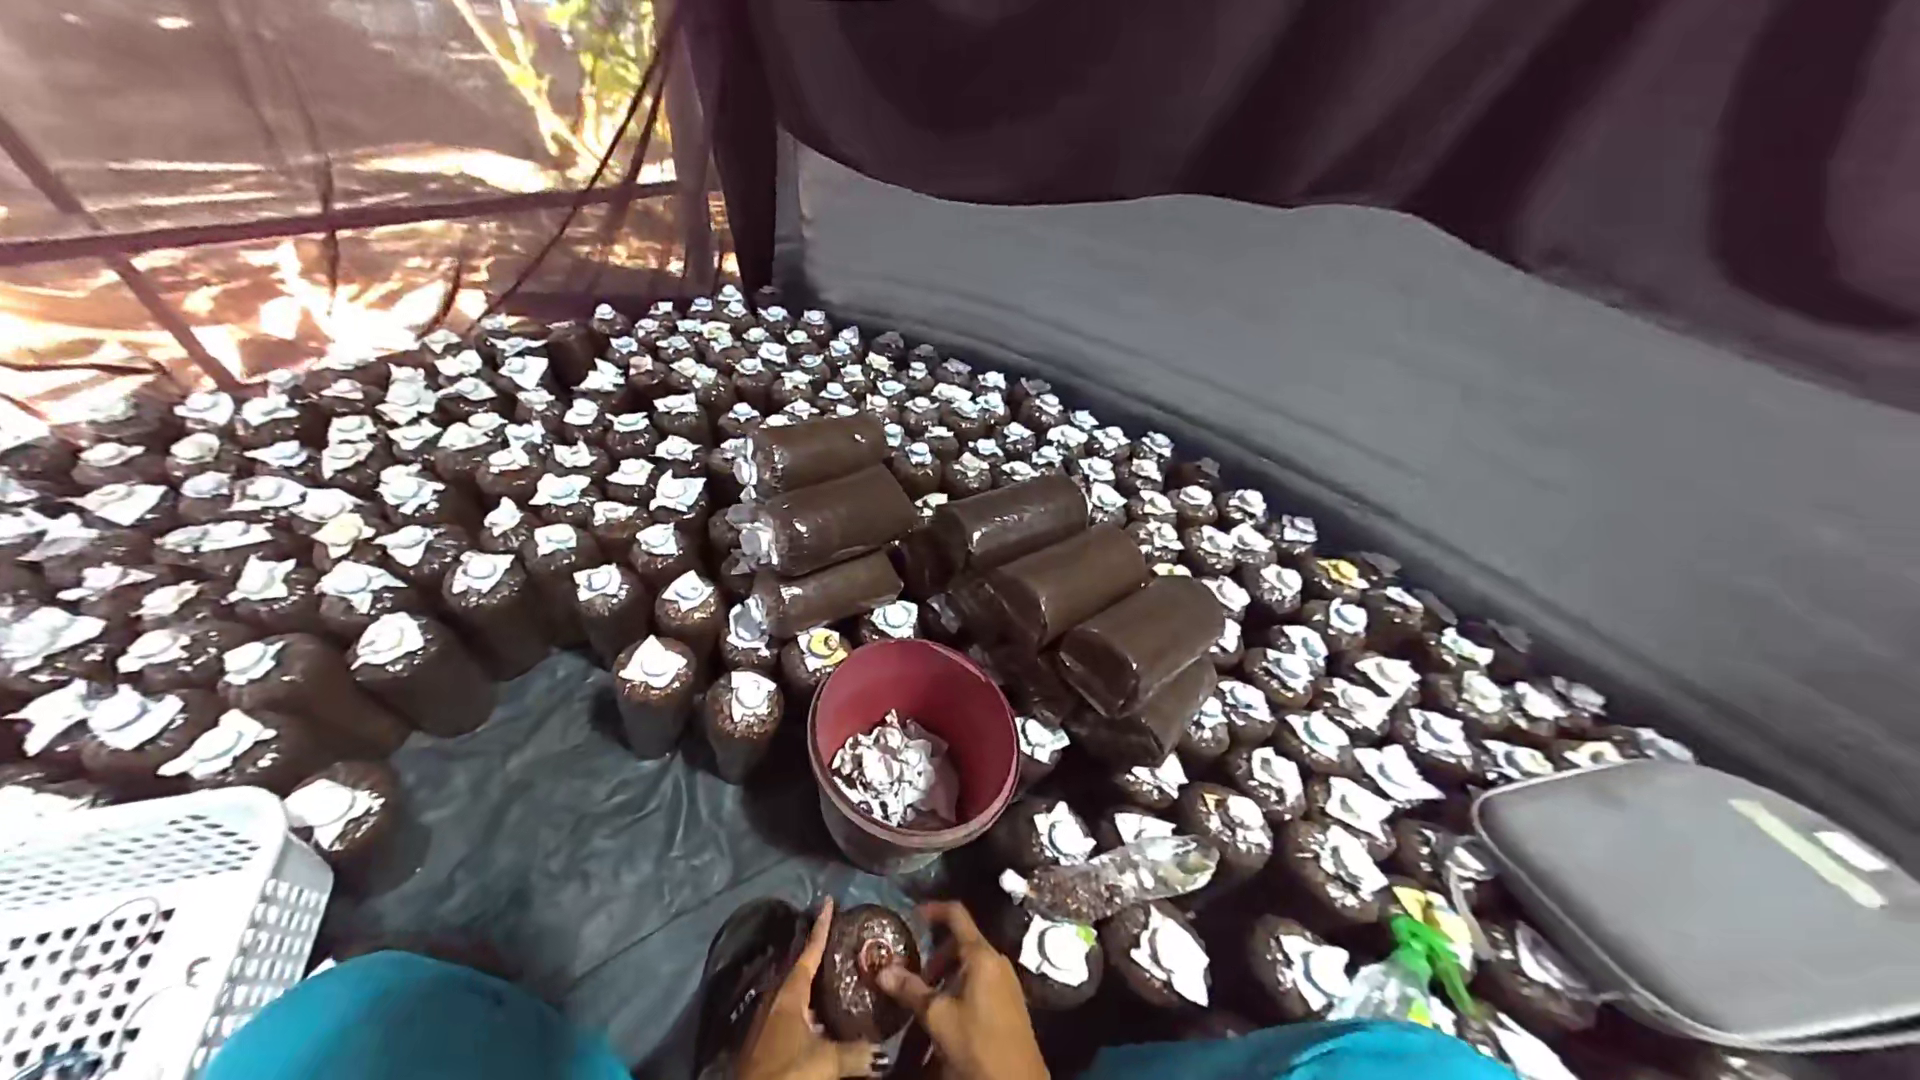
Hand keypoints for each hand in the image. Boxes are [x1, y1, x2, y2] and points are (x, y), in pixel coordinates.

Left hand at [737, 898, 885, 1079]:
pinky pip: (790, 1012)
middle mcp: (776, 1001)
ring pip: (794, 992)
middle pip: (799, 968)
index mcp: (789, 995)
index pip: (809, 952)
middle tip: (837, 936)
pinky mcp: (765, 1043)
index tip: (829, 902)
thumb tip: (884, 1052)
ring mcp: (767, 1022)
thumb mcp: (825, 1062)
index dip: (821, 927)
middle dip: (816, 952)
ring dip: (811, 981)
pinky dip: (807, 1005)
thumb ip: (856, 1053)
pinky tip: (821, 1014)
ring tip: (833, 972)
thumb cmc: (785, 1073)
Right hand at [875, 902, 1048, 1079]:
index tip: (911, 916)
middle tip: (914, 975)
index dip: (933, 909)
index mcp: (981, 954)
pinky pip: (980, 978)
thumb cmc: (977, 1043)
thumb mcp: (938, 1017)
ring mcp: (1005, 979)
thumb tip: (883, 970)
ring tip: (927, 997)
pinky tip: (948, 1011)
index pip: (956, 914)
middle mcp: (996, 959)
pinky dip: (960, 984)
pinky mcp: (1009, 999)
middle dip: (935, 954)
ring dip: (947, 973)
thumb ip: (911, 990)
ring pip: (970, 962)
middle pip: (962, 941)